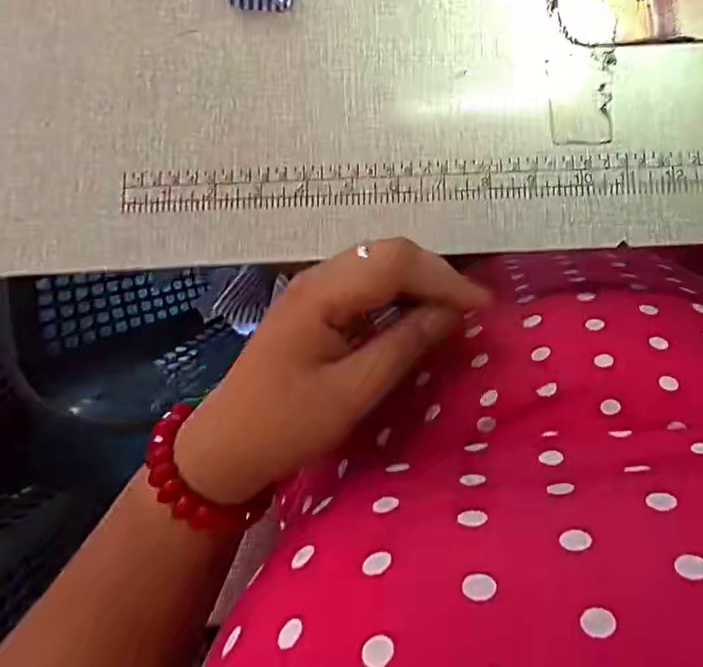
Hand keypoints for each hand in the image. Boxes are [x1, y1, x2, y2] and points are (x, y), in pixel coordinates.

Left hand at [173, 239, 491, 502]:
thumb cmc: (283, 425)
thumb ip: (404, 346)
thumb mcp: (351, 393)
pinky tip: (418, 313)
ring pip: (382, 262)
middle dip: (437, 275)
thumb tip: (452, 313)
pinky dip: (402, 291)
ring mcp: (316, 285)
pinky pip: (370, 281)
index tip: (482, 306)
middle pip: (391, 253)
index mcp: (322, 292)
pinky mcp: (318, 302)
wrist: (220, 450)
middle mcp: (319, 276)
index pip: (397, 262)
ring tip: (453, 309)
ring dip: (421, 280)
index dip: (445, 278)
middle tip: (471, 308)